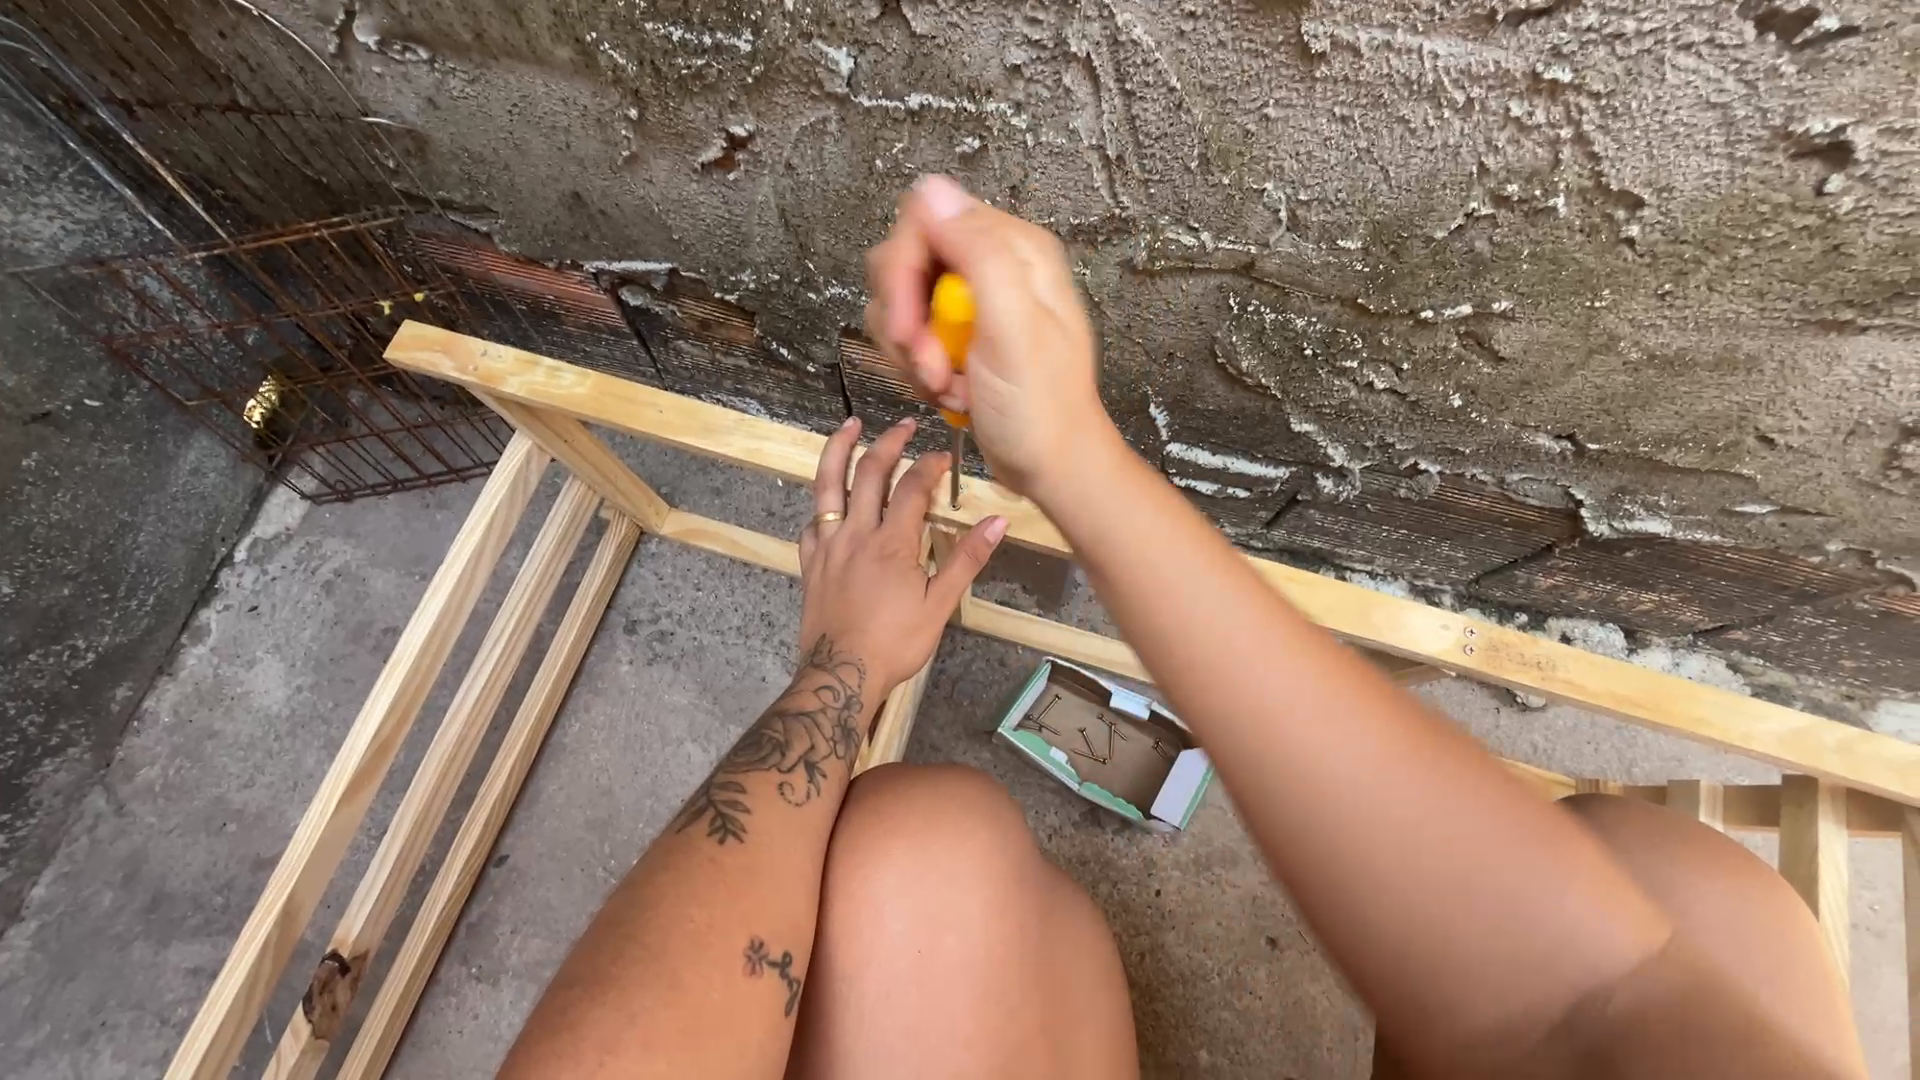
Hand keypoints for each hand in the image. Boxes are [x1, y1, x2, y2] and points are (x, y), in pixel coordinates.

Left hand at [797, 414, 1006, 695]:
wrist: (840, 674)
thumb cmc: (895, 643)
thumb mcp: (940, 605)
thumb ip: (966, 559)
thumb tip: (997, 521)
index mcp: (892, 542)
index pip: (913, 487)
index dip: (929, 465)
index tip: (942, 455)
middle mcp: (856, 533)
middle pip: (869, 472)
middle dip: (889, 443)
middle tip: (904, 424)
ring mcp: (827, 545)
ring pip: (828, 485)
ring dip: (838, 450)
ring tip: (849, 426)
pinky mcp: (809, 562)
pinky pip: (812, 522)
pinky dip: (822, 504)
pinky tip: (828, 503)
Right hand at [864, 175, 1115, 498]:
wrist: (1050, 467)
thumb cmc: (1041, 408)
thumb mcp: (1015, 328)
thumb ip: (980, 255)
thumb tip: (931, 190)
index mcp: (1013, 250)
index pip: (926, 219)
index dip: (903, 271)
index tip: (909, 328)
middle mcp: (991, 266)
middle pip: (906, 260)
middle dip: (905, 319)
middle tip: (929, 364)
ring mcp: (971, 303)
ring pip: (900, 302)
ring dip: (910, 352)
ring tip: (943, 383)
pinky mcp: (956, 336)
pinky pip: (908, 337)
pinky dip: (917, 369)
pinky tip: (946, 390)